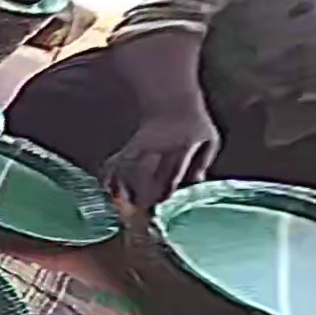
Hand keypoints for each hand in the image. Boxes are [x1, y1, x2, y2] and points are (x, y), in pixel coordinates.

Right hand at [102, 106, 220, 206]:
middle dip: (140, 193)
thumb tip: (194, 182)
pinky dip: (107, 177)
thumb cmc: (194, 126)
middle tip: (138, 207)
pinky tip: (106, 188)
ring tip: (121, 202)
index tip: (160, 201)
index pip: (171, 173)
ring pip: (125, 172)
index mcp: (182, 146)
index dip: (165, 189)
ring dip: (121, 188)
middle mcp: (157, 147)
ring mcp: (138, 147)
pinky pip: (112, 165)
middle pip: (143, 175)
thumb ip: (203, 162)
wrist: (172, 106)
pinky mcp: (126, 148)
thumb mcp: (209, 140)